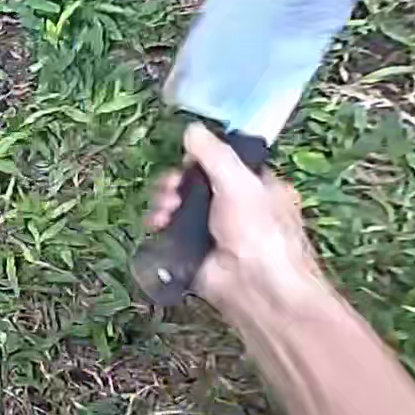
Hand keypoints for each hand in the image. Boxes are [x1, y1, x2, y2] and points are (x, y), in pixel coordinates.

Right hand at [145, 123, 325, 315]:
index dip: (200, 161)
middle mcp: (233, 207)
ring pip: (176, 205)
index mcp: (256, 188)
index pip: (222, 165)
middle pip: (193, 184)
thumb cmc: (258, 231)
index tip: (186, 163)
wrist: (252, 285)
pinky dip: (157, 224)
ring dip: (163, 202)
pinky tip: (156, 225)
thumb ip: (214, 155)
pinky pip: (166, 229)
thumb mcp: (240, 183)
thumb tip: (191, 129)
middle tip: (170, 189)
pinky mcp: (189, 248)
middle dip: (175, 183)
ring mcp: (210, 229)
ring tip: (163, 211)